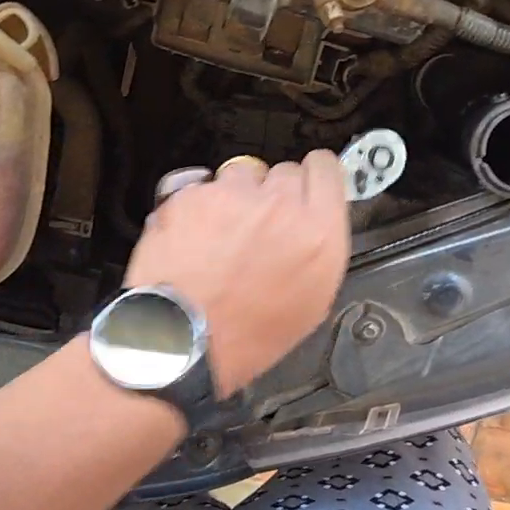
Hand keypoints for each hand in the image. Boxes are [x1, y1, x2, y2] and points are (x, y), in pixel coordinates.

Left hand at [125, 152, 349, 394]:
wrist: (183, 341)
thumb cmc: (246, 335)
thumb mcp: (312, 302)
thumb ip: (319, 246)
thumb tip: (316, 221)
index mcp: (318, 231)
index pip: (326, 168)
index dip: (315, 177)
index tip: (307, 185)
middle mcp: (279, 204)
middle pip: (285, 170)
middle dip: (275, 193)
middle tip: (262, 226)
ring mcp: (232, 196)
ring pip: (242, 173)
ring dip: (237, 196)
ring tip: (224, 235)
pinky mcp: (191, 195)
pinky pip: (202, 187)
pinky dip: (199, 206)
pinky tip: (196, 239)